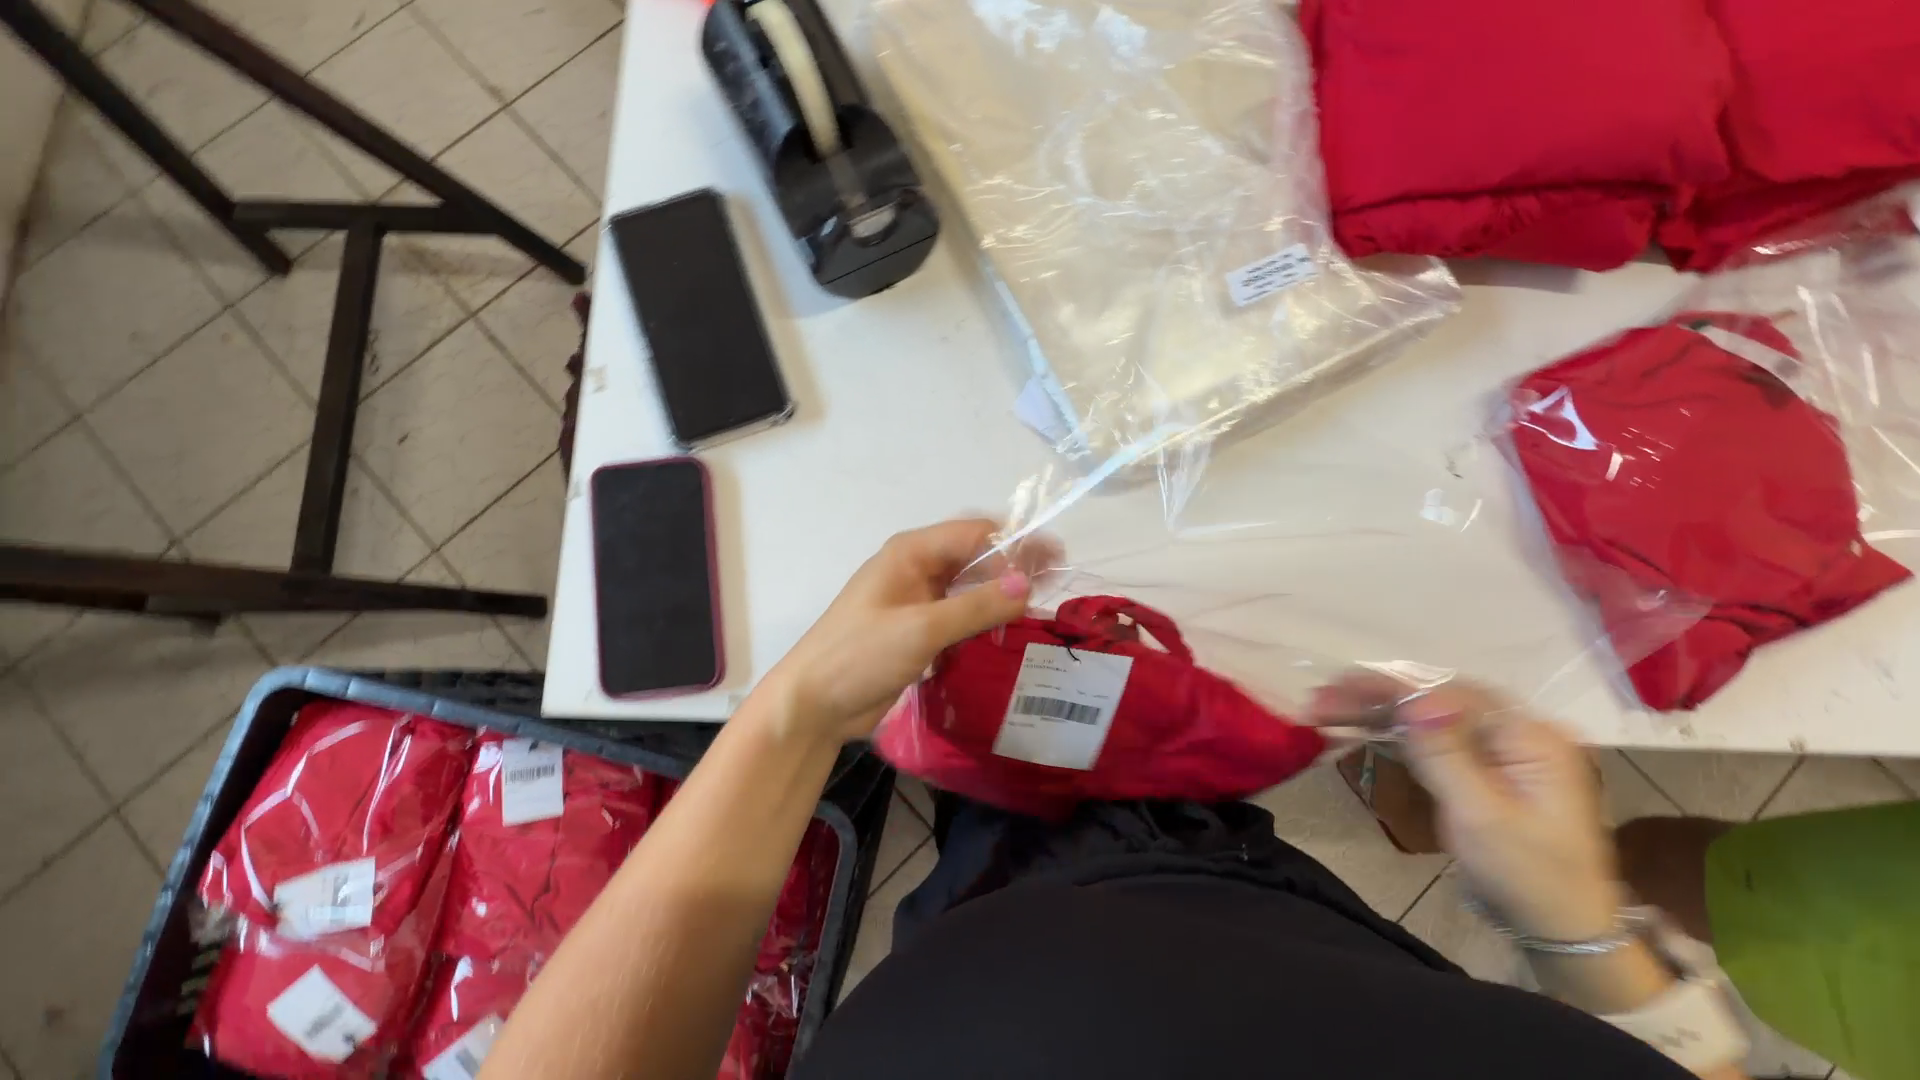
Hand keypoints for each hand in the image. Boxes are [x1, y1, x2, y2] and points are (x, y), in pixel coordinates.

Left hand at [756, 519, 1047, 744]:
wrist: (813, 705)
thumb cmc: (858, 656)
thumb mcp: (921, 629)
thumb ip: (975, 606)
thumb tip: (1027, 583)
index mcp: (911, 553)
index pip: (974, 534)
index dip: (1014, 545)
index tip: (1051, 566)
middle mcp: (916, 570)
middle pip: (974, 558)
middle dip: (1013, 568)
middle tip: (1055, 586)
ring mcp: (916, 602)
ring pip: (969, 590)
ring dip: (1000, 598)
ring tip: (1040, 613)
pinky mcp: (918, 633)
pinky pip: (960, 618)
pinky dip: (984, 623)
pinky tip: (1010, 638)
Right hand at [1313, 675, 1622, 940]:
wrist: (1562, 926)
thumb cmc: (1525, 874)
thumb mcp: (1480, 816)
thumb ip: (1445, 753)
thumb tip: (1415, 700)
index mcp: (1530, 737)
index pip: (1451, 693)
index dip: (1392, 688)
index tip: (1339, 689)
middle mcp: (1518, 730)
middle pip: (1437, 696)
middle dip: (1377, 694)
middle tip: (1321, 698)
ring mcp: (1502, 746)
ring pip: (1430, 713)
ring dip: (1378, 709)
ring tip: (1326, 708)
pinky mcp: (1485, 763)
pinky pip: (1434, 734)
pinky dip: (1394, 728)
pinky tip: (1358, 724)